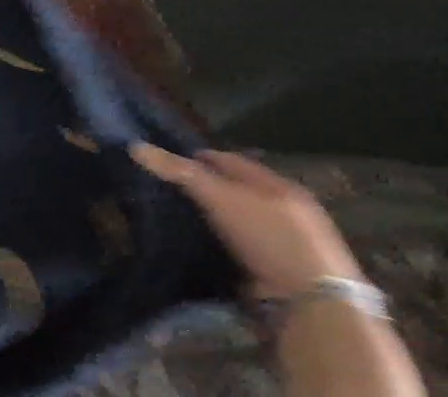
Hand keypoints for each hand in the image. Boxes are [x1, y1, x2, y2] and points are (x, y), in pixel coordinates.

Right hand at [131, 144, 362, 298]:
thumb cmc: (268, 236)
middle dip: (202, 187)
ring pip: (235, 218)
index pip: (227, 159)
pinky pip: (239, 244)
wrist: (312, 301)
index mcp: (278, 185)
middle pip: (233, 188)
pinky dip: (219, 242)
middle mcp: (285, 208)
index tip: (162, 163)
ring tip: (174, 217)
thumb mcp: (219, 197)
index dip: (194, 157)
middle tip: (163, 190)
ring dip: (209, 217)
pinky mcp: (278, 267)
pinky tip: (198, 244)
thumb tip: (134, 146)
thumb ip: (178, 171)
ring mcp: (285, 240)